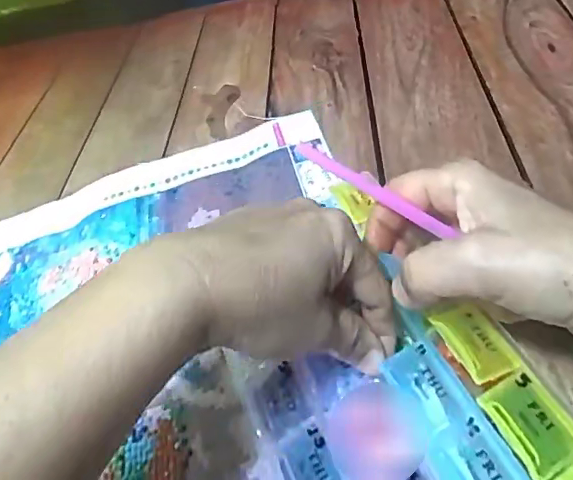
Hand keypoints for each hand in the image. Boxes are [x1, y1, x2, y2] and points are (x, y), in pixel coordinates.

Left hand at [141, 200, 396, 368]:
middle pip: (346, 265)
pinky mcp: (249, 221)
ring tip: (318, 331)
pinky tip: (282, 304)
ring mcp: (278, 212)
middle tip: (352, 348)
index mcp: (338, 230)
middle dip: (352, 308)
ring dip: (323, 294)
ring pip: (316, 257)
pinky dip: (296, 279)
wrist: (190, 278)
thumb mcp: (314, 328)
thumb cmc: (264, 303)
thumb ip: (351, 338)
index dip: (383, 326)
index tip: (382, 361)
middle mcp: (312, 211)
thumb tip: (375, 355)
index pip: (375, 282)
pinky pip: (287, 251)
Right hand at [365, 160, 572, 359]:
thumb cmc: (542, 262)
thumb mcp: (473, 262)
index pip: (397, 193)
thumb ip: (421, 272)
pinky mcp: (507, 263)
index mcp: (456, 181)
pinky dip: (452, 293)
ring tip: (416, 312)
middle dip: (400, 256)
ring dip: (426, 280)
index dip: (379, 224)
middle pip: (415, 222)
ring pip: (438, 252)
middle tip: (391, 297)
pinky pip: (463, 274)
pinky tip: (451, 316)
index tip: (370, 266)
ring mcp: (489, 232)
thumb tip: (396, 290)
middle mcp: (468, 199)